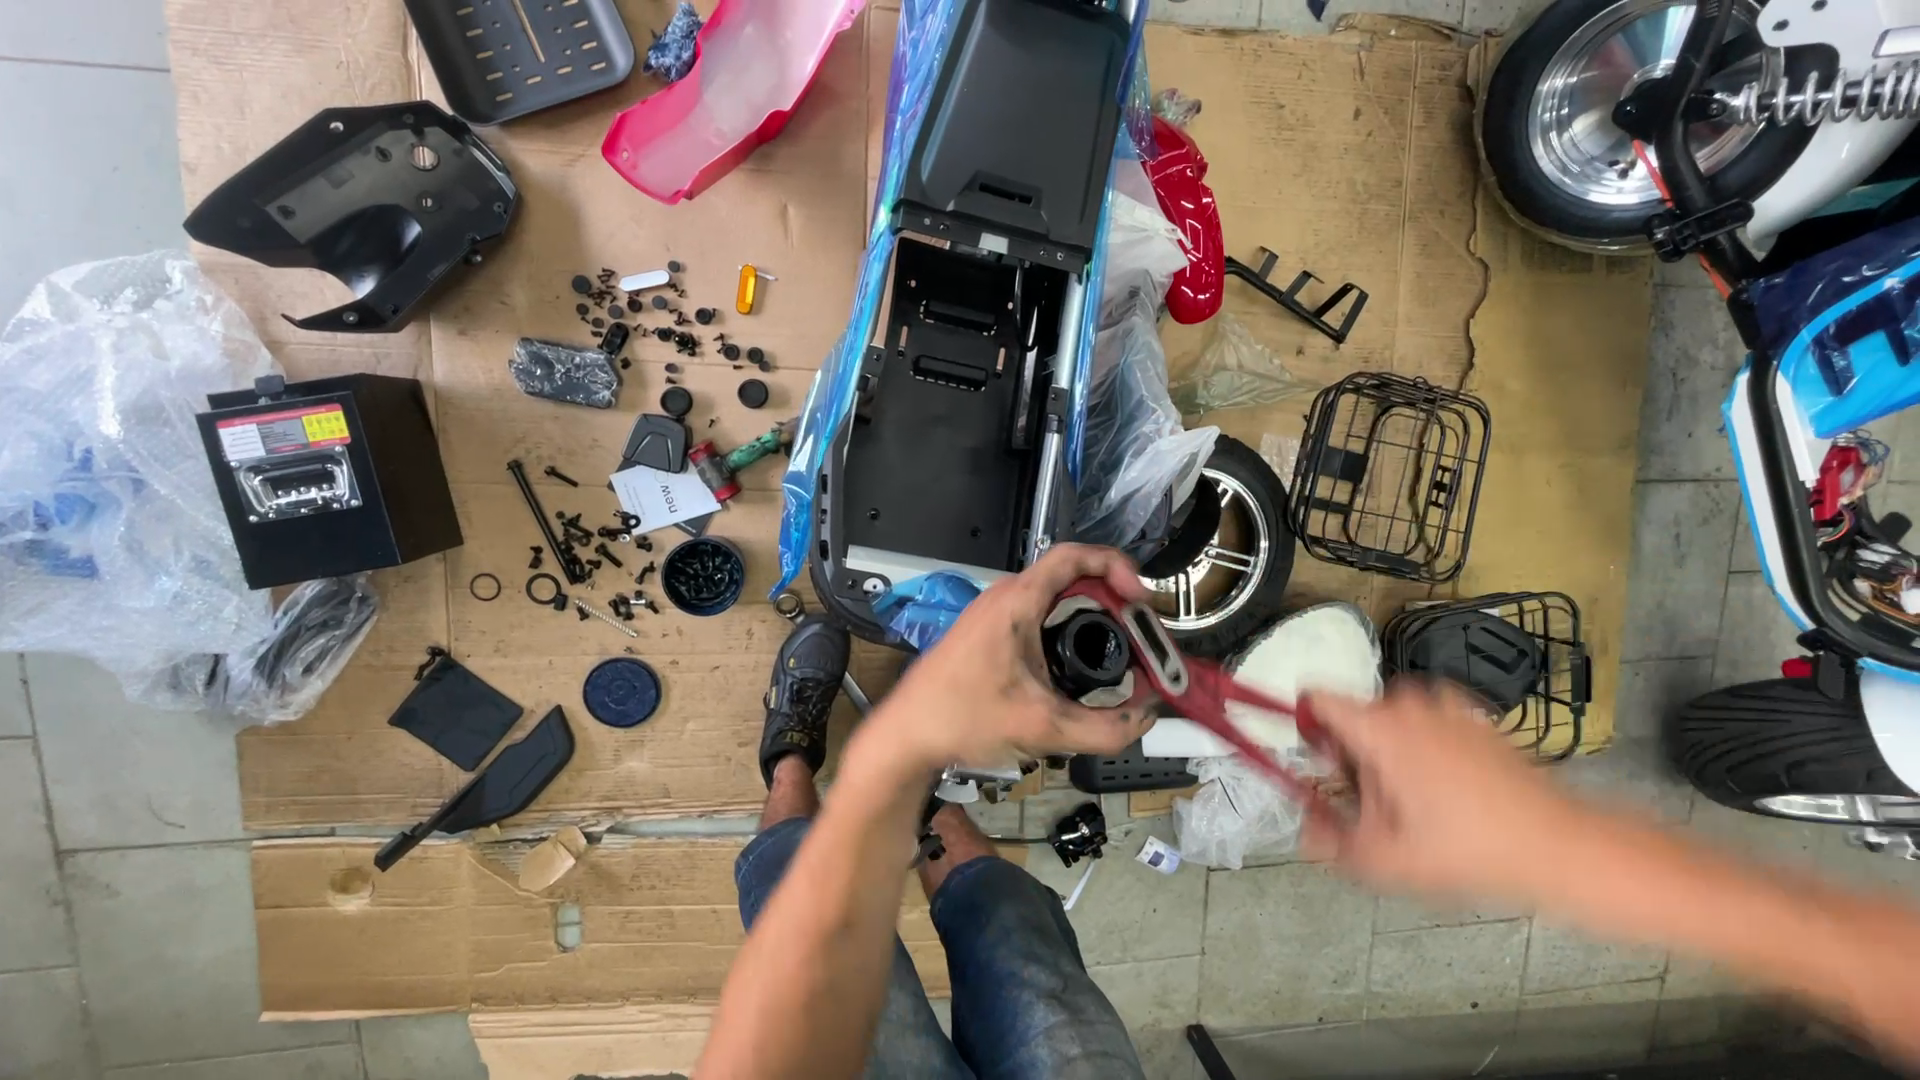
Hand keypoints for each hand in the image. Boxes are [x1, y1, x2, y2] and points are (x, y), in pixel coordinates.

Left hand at [867, 544, 1157, 770]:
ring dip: (1092, 619)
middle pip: (1073, 579)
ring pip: (1057, 600)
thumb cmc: (962, 719)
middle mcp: (1006, 597)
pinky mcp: (990, 634)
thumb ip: (1104, 730)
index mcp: (1017, 602)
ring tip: (1118, 653)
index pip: (1076, 556)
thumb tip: (1144, 719)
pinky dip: (1068, 632)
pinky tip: (1080, 666)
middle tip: (1139, 637)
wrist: (907, 734)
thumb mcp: (1043, 729)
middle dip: (1113, 603)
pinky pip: (1040, 618)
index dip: (1117, 567)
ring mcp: (995, 614)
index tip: (1141, 599)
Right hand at [1299, 679, 1593, 901]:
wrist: (1563, 849)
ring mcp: (1448, 706)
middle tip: (1372, 802)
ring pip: (1390, 719)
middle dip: (1351, 752)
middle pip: (1353, 715)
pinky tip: (1446, 789)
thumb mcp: (1383, 859)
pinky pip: (1426, 723)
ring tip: (1411, 799)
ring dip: (1387, 750)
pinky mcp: (1476, 717)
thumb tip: (1303, 827)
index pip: (1315, 698)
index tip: (1317, 763)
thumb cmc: (1468, 851)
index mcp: (1379, 726)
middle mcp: (1409, 703)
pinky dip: (1423, 746)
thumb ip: (1327, 840)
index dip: (1303, 726)